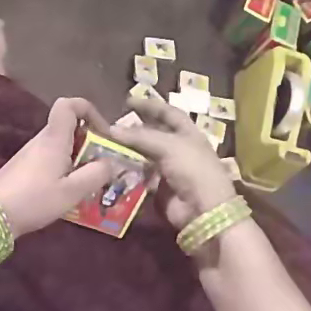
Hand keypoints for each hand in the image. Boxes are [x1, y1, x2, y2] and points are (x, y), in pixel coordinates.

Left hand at [0, 98, 115, 235]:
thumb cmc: (34, 199)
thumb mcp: (72, 191)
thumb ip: (96, 175)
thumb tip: (111, 163)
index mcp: (54, 139)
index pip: (69, 105)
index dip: (89, 110)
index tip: (103, 133)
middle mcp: (42, 140)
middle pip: (69, 127)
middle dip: (91, 142)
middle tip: (103, 165)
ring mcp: (31, 154)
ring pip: (62, 145)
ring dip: (79, 158)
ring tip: (90, 183)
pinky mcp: (24, 168)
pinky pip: (52, 159)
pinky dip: (66, 169)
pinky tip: (70, 192)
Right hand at [94, 93, 237, 229]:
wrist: (202, 209)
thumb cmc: (191, 169)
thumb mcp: (168, 145)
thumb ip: (140, 136)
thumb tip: (112, 129)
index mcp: (188, 133)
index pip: (168, 113)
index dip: (150, 105)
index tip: (128, 101)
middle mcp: (179, 149)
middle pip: (155, 134)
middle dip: (135, 129)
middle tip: (113, 125)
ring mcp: (169, 169)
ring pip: (145, 155)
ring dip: (129, 151)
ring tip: (107, 145)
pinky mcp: (160, 188)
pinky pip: (141, 176)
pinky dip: (128, 171)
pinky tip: (113, 167)